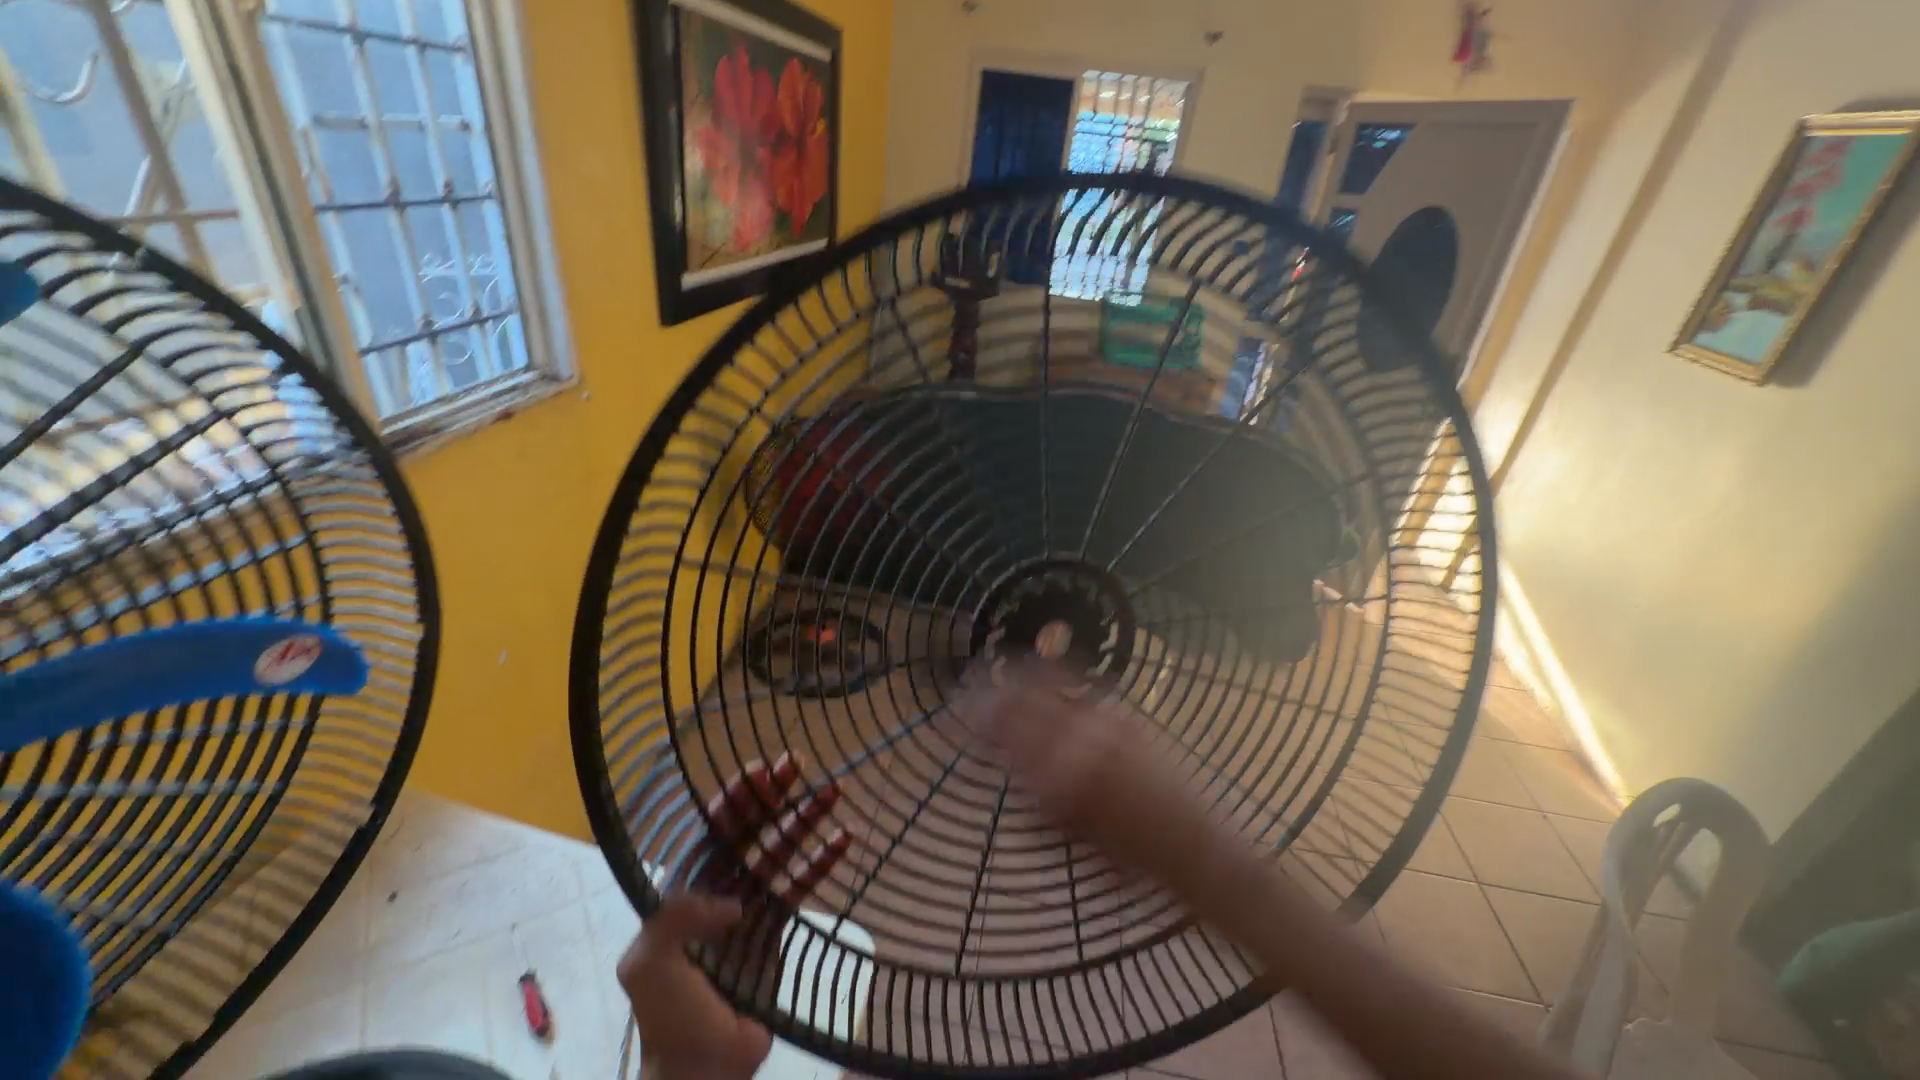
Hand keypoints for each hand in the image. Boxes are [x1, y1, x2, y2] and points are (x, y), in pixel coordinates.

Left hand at [618, 753, 851, 1079]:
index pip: (710, 832)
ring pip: (779, 852)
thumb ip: (677, 916)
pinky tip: (844, 840)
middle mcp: (715, 891)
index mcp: (682, 893)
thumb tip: (732, 899)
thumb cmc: (671, 1015)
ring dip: (803, 821)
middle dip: (771, 797)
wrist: (702, 1068)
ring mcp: (749, 907)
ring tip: (833, 792)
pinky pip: (801, 886)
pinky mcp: (777, 929)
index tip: (762, 770)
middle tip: (799, 763)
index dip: (735, 799)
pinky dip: (821, 862)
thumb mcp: (650, 963)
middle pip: (748, 831)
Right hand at [968, 660, 1241, 898]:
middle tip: (972, 683)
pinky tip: (1051, 668)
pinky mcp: (1131, 720)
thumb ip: (1043, 800)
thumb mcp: (1077, 836)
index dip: (982, 723)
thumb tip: (1017, 774)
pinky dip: (1063, 678)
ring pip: (1057, 692)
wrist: (1200, 847)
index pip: (1010, 740)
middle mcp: (1082, 742)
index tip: (962, 712)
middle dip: (996, 694)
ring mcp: (1109, 725)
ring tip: (1004, 664)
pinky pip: (1089, 691)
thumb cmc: (1133, 860)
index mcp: (1063, 776)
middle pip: (1027, 708)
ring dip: (1025, 677)